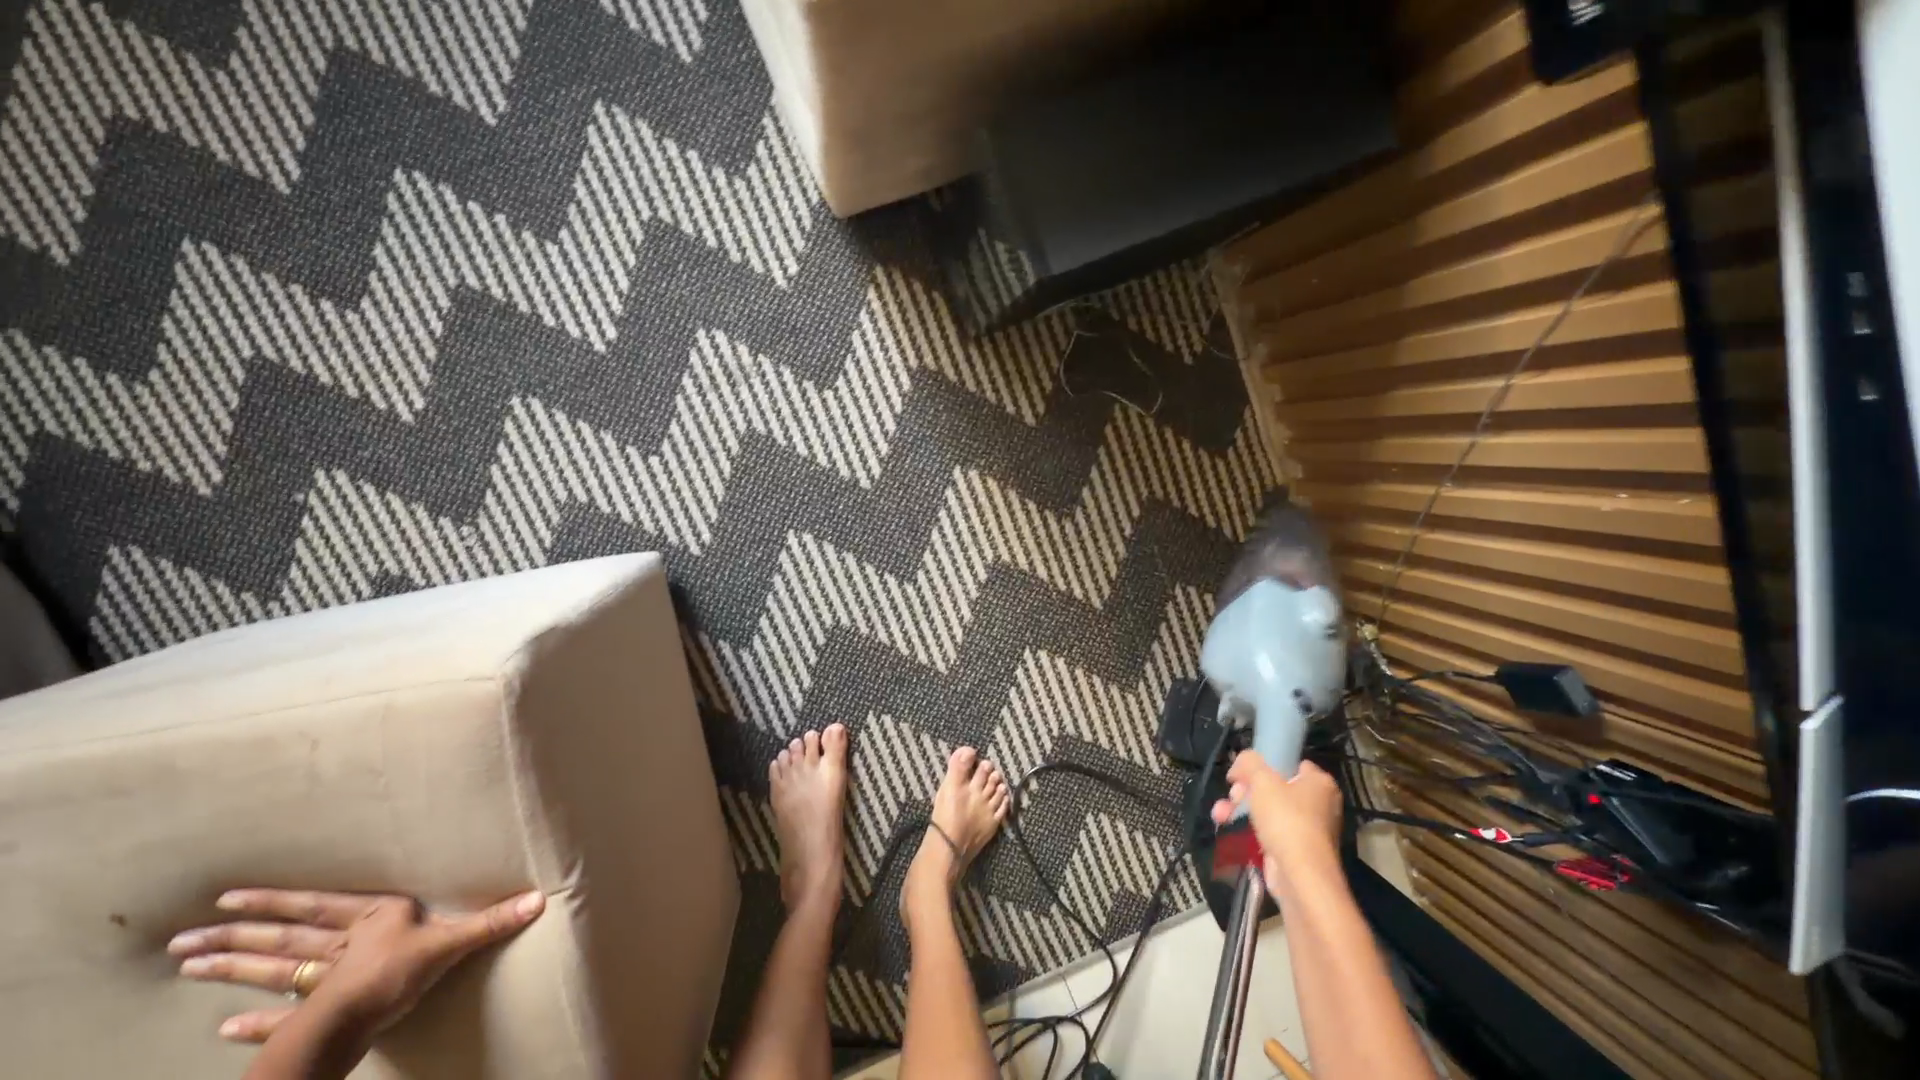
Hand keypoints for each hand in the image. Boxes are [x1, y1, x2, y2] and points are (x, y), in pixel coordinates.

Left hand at [170, 888, 545, 1042]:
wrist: (362, 1020)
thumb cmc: (400, 973)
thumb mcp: (450, 942)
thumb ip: (490, 922)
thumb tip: (540, 898)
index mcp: (370, 921)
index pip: (317, 906)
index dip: (275, 902)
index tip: (229, 898)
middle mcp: (340, 946)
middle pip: (281, 940)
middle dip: (235, 937)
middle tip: (184, 937)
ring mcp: (322, 983)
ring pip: (270, 972)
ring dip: (229, 971)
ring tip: (188, 965)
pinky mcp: (318, 1017)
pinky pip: (281, 1019)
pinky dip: (254, 1024)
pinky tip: (223, 1029)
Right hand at [1210, 754, 1343, 898]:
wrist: (1299, 874)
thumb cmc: (1286, 819)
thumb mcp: (1262, 780)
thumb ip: (1250, 763)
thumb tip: (1242, 760)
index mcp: (1319, 783)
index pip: (1292, 764)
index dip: (1265, 764)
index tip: (1243, 772)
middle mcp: (1318, 805)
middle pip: (1275, 788)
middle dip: (1246, 790)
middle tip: (1233, 794)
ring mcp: (1307, 830)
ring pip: (1268, 811)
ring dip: (1240, 809)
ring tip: (1220, 813)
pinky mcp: (1295, 851)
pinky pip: (1268, 833)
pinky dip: (1248, 830)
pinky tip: (1226, 827)